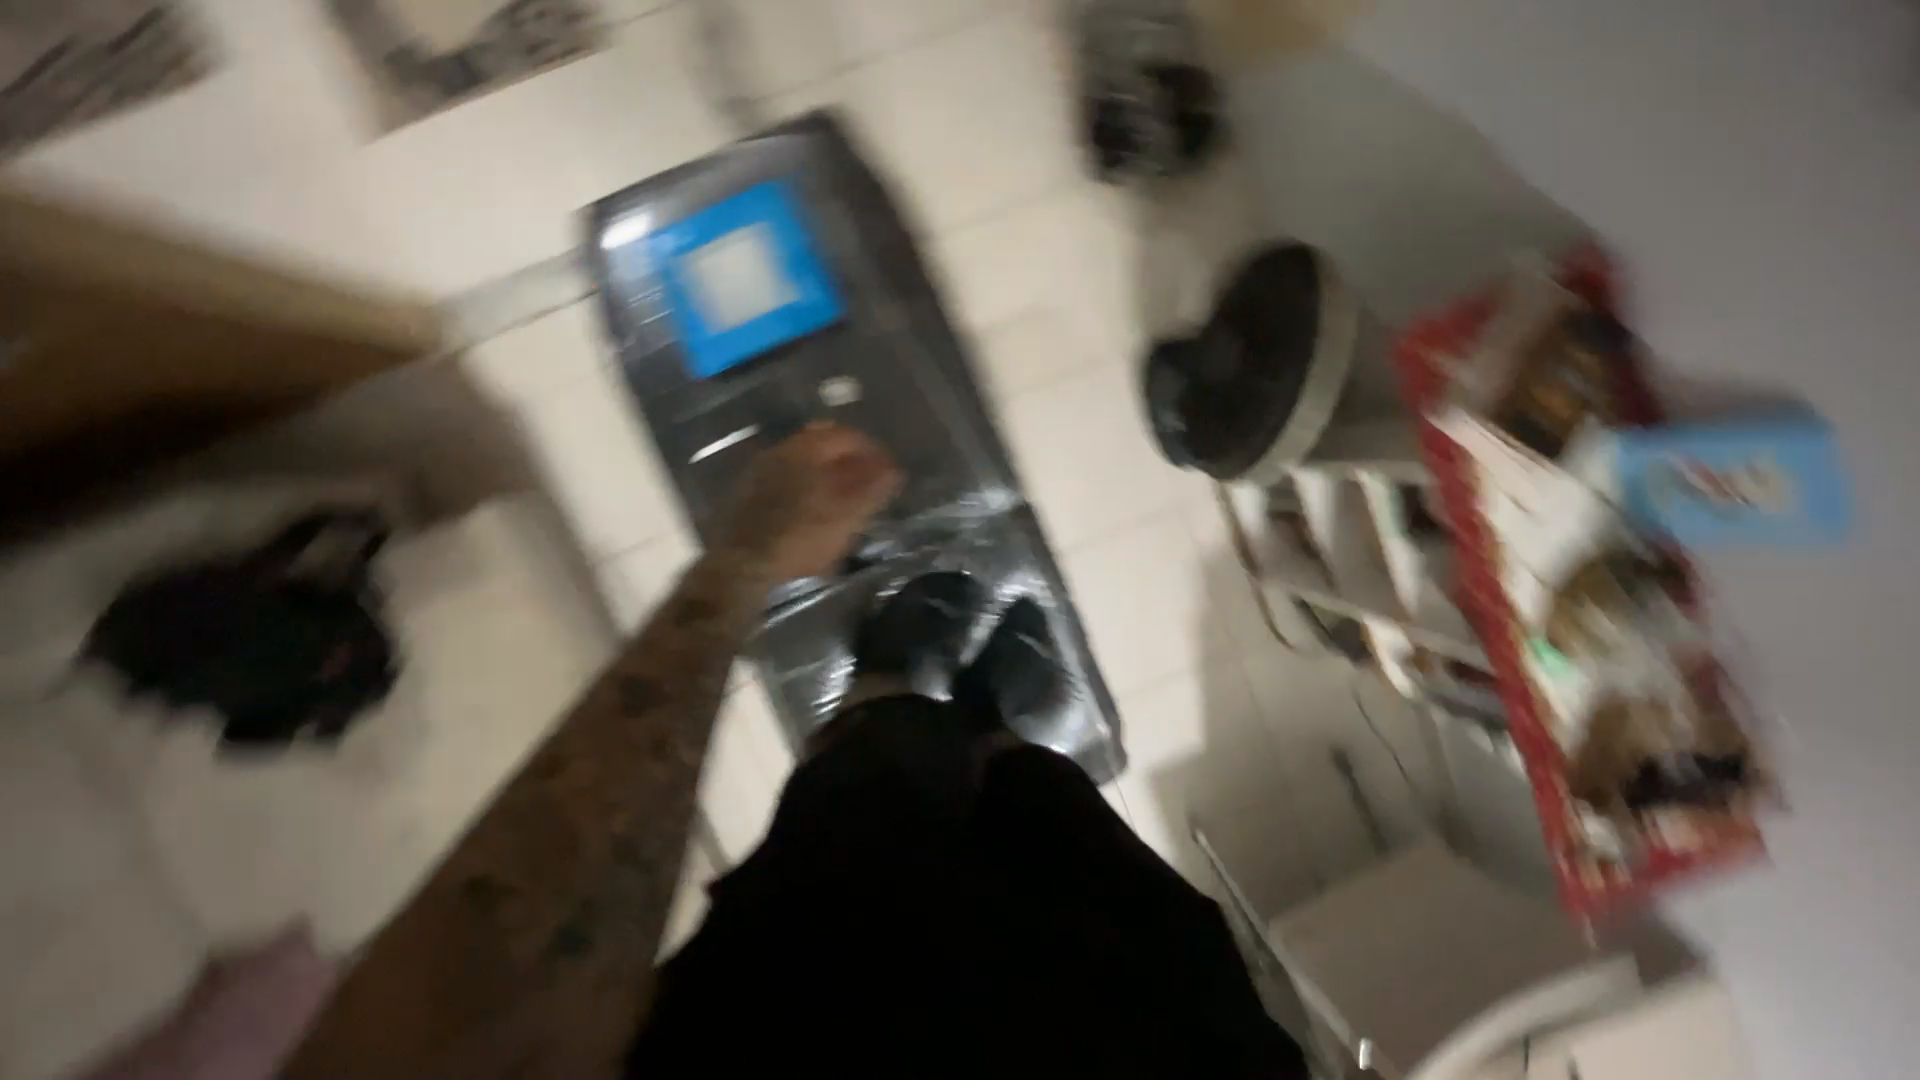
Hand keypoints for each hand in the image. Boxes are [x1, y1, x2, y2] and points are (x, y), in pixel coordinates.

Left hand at [717, 422, 902, 581]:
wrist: (742, 564)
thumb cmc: (800, 537)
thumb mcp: (846, 517)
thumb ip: (873, 490)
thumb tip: (894, 470)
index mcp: (807, 449)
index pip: (848, 435)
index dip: (873, 450)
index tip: (887, 469)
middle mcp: (781, 451)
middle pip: (822, 443)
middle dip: (847, 458)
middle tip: (866, 478)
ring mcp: (760, 470)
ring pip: (801, 460)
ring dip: (824, 472)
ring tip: (842, 495)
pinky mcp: (746, 493)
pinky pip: (784, 478)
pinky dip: (804, 486)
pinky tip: (811, 509)